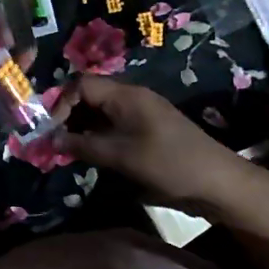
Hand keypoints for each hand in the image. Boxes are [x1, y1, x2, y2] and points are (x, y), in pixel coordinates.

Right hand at [53, 76, 248, 205]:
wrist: (217, 183)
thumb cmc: (168, 163)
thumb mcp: (120, 156)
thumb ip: (82, 146)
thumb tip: (51, 140)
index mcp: (126, 95)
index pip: (81, 85)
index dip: (61, 103)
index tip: (51, 129)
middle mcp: (131, 98)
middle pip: (88, 96)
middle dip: (67, 116)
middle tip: (54, 141)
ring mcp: (140, 115)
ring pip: (98, 113)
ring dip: (80, 129)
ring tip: (67, 150)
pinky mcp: (145, 131)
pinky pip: (111, 126)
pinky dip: (96, 137)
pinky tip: (88, 154)